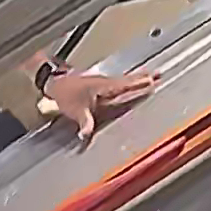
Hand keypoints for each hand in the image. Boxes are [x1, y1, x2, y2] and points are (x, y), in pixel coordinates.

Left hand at [42, 71, 157, 140]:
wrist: (52, 81)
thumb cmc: (64, 92)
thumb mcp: (75, 110)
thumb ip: (84, 122)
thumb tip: (87, 135)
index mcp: (103, 86)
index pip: (125, 85)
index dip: (139, 83)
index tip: (152, 80)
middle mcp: (105, 83)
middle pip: (129, 81)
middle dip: (144, 79)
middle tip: (158, 76)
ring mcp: (102, 83)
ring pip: (124, 81)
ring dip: (137, 80)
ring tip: (150, 79)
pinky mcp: (99, 86)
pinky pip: (118, 84)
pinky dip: (127, 84)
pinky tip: (130, 86)